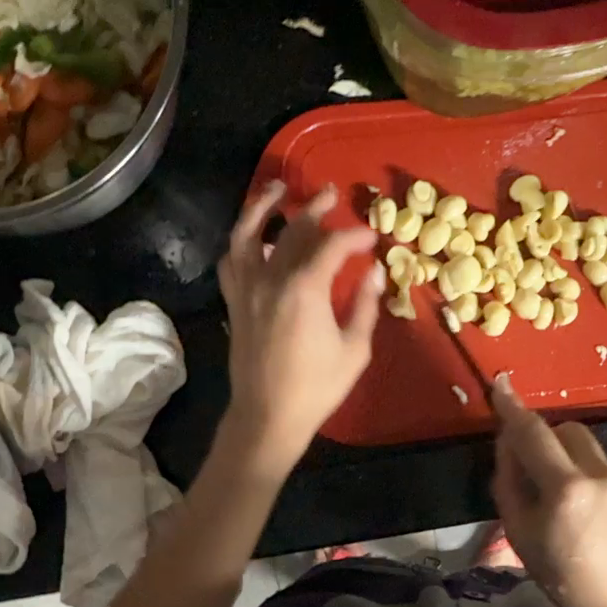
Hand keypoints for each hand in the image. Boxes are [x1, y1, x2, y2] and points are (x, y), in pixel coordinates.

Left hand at [216, 180, 386, 465]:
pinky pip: (231, 261)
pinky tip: (252, 238)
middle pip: (293, 230)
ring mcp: (247, 288)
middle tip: (333, 195)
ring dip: (264, 207)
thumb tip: (376, 273)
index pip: (333, 246)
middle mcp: (271, 278)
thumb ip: (364, 306)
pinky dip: (241, 242)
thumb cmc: (317, 388)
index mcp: (305, 288)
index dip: (355, 236)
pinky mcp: (234, 303)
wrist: (268, 415)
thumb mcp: (354, 350)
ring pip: (249, 233)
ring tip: (279, 190)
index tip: (372, 237)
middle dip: (317, 209)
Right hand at [489, 378, 606, 606]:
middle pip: (566, 428)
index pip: (533, 433)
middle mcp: (599, 474)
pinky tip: (588, 515)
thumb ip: (509, 482)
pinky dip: (588, 479)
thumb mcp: (519, 532)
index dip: (513, 409)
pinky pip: (604, 469)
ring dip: (566, 458)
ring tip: (561, 499)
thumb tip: (507, 443)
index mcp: (565, 488)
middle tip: (530, 468)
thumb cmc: (559, 576)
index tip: (501, 385)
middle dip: (544, 437)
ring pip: (587, 447)